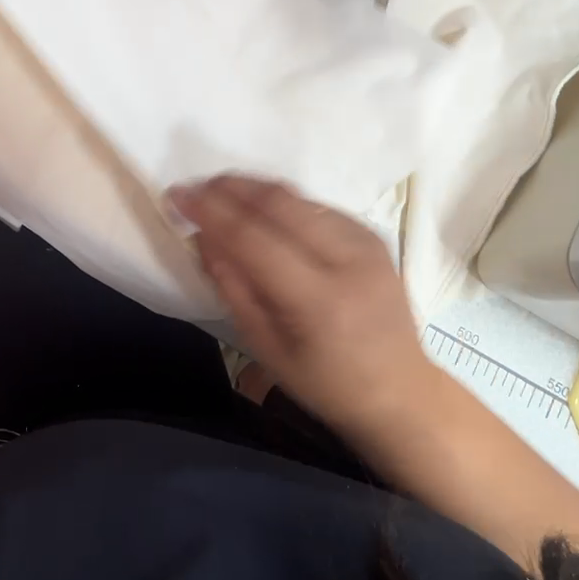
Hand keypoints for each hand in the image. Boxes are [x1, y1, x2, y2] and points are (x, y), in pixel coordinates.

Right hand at [168, 175, 440, 436]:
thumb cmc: (325, 382)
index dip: (210, 211)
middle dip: (228, 188)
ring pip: (296, 197)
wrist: (402, 391)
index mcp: (319, 300)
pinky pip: (315, 205)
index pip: (254, 238)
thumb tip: (202, 237)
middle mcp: (348, 260)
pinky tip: (258, 210)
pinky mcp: (372, 234)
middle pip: (277, 203)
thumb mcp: (266, 347)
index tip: (176, 196)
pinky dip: (279, 201)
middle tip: (193, 188)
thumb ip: (232, 287)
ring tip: (217, 191)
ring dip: (251, 188)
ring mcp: (366, 243)